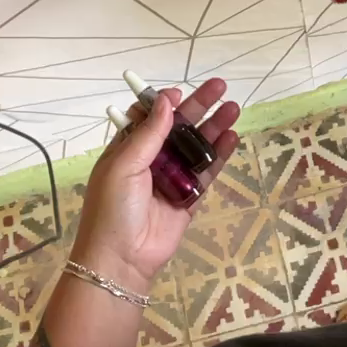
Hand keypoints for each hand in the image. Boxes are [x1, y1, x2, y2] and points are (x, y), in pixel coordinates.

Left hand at [72, 79, 240, 292]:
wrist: (121, 259)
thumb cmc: (113, 207)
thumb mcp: (124, 165)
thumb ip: (149, 134)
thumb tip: (167, 101)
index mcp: (128, 149)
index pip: (148, 117)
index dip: (164, 103)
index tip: (180, 94)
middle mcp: (151, 160)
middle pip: (178, 127)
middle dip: (199, 106)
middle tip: (220, 87)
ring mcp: (172, 178)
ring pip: (196, 146)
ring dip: (214, 127)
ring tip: (233, 108)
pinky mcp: (189, 198)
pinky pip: (207, 172)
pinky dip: (220, 155)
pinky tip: (232, 137)